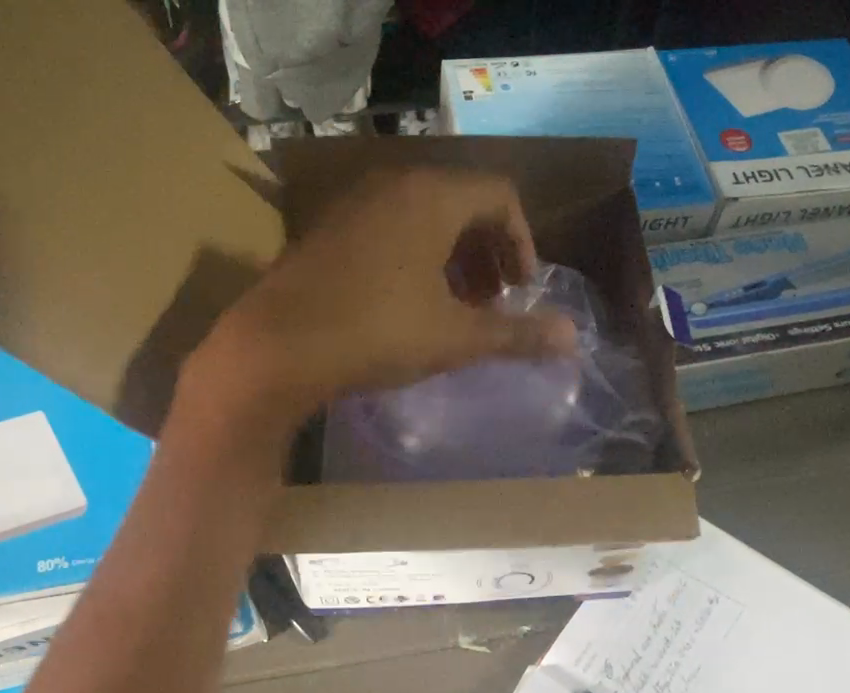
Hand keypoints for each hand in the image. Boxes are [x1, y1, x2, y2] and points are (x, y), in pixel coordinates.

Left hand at [187, 168, 578, 434]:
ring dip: (454, 259)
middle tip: (496, 302)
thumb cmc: (376, 334)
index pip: (500, 196)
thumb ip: (517, 335)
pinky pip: (389, 232)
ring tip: (459, 308)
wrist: (275, 349)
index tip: (523, 291)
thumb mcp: (455, 337)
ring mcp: (354, 207)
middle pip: (462, 203)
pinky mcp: (327, 233)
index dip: (523, 243)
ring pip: (424, 219)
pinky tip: (410, 308)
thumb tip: (573, 338)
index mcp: (432, 197)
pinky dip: (416, 261)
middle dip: (489, 253)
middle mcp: (393, 186)